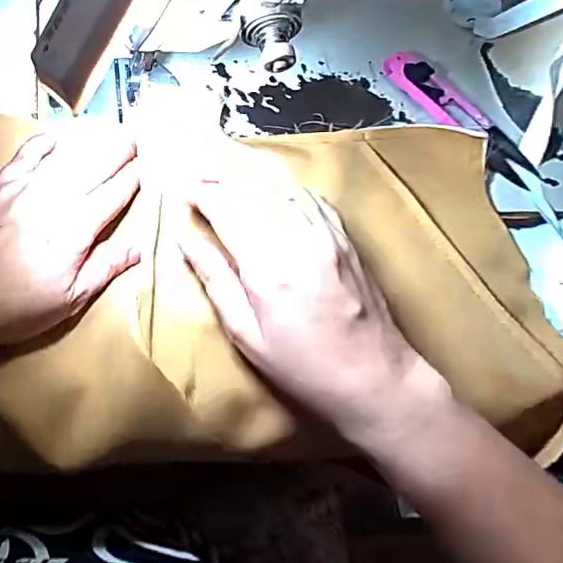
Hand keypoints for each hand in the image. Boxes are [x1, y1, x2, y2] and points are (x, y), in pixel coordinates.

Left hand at [0, 128, 141, 349]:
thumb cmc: (15, 305)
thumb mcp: (68, 300)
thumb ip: (104, 268)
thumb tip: (138, 249)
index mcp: (77, 228)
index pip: (114, 194)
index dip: (132, 179)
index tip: (146, 167)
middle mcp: (55, 199)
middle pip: (95, 167)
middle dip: (118, 152)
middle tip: (134, 139)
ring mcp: (26, 187)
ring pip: (66, 158)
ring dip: (90, 144)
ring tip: (108, 134)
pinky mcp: (1, 185)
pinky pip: (26, 155)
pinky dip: (42, 144)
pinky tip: (54, 139)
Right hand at [175, 145, 455, 450]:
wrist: (378, 380)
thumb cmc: (303, 367)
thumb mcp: (246, 335)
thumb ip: (215, 281)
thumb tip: (184, 241)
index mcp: (268, 270)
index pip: (226, 211)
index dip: (202, 196)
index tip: (183, 193)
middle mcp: (299, 242)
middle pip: (252, 192)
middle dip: (220, 182)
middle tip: (199, 183)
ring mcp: (327, 236)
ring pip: (281, 189)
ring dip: (249, 181)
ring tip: (227, 184)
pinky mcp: (346, 238)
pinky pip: (310, 198)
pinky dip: (284, 189)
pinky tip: (271, 194)